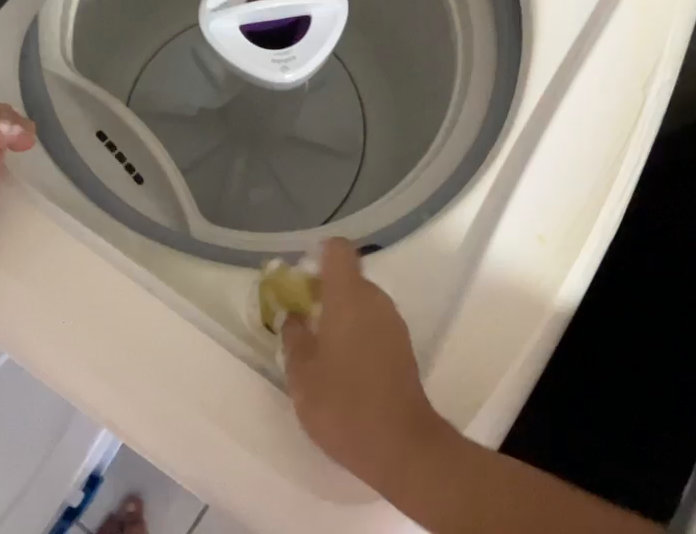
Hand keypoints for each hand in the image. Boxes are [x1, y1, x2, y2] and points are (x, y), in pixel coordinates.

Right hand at [281, 239, 460, 490]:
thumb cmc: (343, 404)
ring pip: (361, 302)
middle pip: (349, 277)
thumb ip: (293, 336)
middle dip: (323, 292)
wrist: (401, 445)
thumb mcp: (301, 374)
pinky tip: (342, 367)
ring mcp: (394, 323)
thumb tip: (293, 315)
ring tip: (317, 349)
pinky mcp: (403, 346)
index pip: (338, 250)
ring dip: (340, 315)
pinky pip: (374, 323)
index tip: (300, 276)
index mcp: (349, 296)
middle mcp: (375, 300)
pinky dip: (356, 333)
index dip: (318, 254)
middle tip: (300, 320)